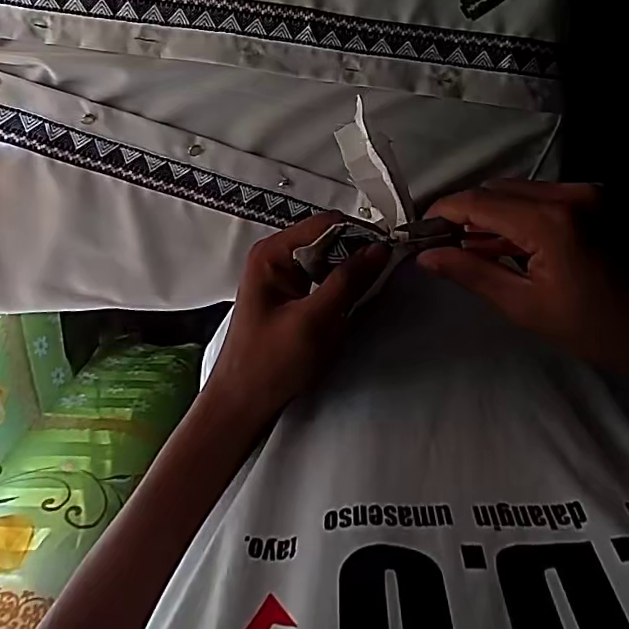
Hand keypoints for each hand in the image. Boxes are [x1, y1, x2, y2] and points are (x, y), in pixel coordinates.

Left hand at [203, 212, 390, 429]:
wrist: (243, 404)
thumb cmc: (267, 365)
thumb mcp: (315, 321)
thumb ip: (348, 282)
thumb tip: (377, 251)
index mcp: (271, 254)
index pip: (326, 224)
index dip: (359, 234)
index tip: (386, 250)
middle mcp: (274, 257)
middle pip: (328, 238)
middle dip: (355, 253)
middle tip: (381, 271)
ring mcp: (282, 275)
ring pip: (328, 258)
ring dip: (349, 272)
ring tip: (367, 289)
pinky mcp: (290, 294)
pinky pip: (322, 277)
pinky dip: (340, 286)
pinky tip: (350, 303)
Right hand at [419, 181, 628, 381]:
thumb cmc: (599, 331)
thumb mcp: (527, 307)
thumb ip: (472, 272)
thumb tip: (428, 255)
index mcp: (552, 222)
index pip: (479, 202)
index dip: (444, 211)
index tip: (421, 229)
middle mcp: (571, 194)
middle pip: (498, 190)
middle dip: (467, 213)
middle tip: (445, 244)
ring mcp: (590, 192)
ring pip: (520, 191)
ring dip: (494, 214)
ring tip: (477, 249)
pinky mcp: (600, 198)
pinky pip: (545, 197)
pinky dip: (521, 215)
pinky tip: (512, 245)